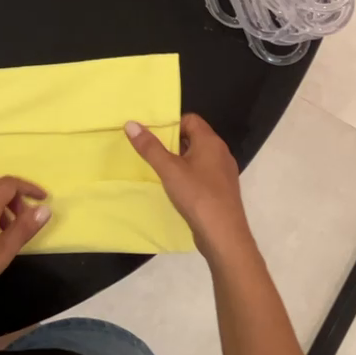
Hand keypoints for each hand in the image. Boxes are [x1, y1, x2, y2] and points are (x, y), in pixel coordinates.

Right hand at [125, 114, 248, 255]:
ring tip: (159, 170)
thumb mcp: (168, 169)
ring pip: (197, 156)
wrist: (223, 235)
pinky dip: (188, 174)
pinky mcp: (222, 189)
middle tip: (150, 151)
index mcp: (210, 142)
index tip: (152, 136)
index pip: (190, 119)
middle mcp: (220, 152)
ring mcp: (223, 172)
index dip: (170, 124)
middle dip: (171, 142)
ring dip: (179, 159)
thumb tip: (131, 124)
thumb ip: (149, 147)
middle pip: (193, 136)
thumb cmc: (197, 195)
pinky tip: (176, 187)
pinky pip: (202, 172)